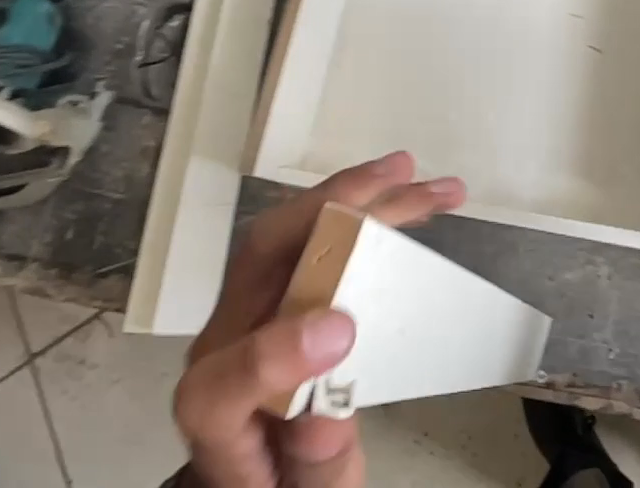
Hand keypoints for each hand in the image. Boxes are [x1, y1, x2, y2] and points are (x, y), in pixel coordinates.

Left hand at [173, 152, 466, 486]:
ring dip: (360, 196)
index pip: (220, 384)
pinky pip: (316, 233)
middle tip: (403, 182)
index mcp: (217, 411)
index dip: (273, 354)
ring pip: (295, 230)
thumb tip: (328, 411)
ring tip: (422, 180)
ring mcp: (250, 303)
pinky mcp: (279, 286)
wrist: (260, 466)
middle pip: (262, 256)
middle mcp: (225, 340)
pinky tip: (404, 200)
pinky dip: (363, 209)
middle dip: (334, 208)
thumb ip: (315, 463)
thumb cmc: (284, 479)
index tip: (343, 333)